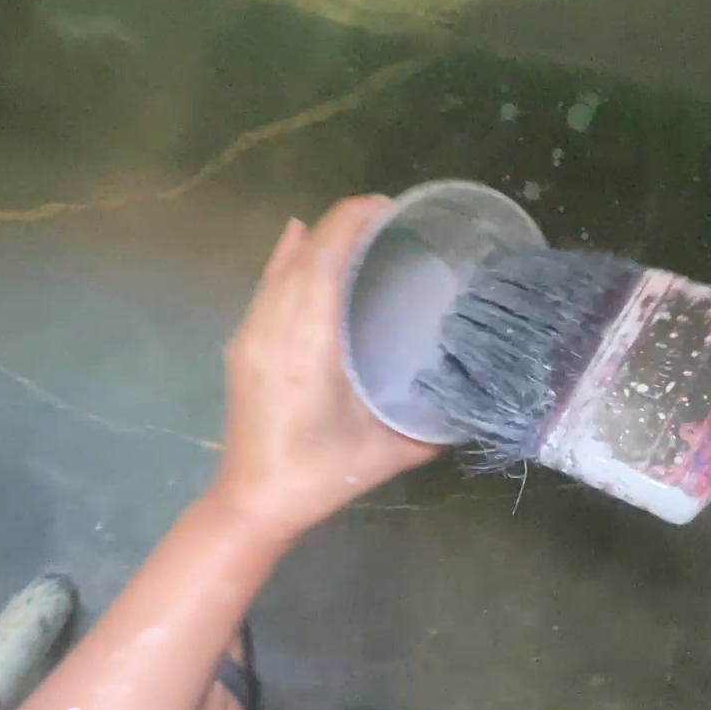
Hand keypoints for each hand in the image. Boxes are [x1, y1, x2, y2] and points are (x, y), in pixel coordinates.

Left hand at [210, 196, 439, 538]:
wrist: (253, 500)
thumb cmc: (320, 477)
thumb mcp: (387, 454)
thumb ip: (432, 427)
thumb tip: (469, 399)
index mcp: (308, 346)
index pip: (325, 259)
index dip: (353, 221)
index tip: (390, 209)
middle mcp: (273, 328)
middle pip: (303, 253)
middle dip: (341, 223)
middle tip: (386, 220)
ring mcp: (251, 334)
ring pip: (281, 266)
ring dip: (316, 239)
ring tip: (355, 230)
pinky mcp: (241, 345)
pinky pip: (266, 285)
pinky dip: (288, 259)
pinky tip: (300, 242)